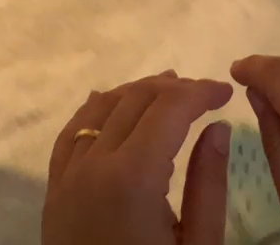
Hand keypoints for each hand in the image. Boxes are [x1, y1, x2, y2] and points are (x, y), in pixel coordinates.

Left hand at [42, 70, 233, 244]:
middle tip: (204, 94)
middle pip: (136, 99)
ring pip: (101, 107)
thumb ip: (208, 183)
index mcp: (132, 177)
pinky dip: (95, 110)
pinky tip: (110, 101)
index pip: (169, 108)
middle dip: (174, 88)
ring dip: (137, 92)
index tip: (226, 92)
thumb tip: (217, 126)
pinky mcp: (52, 192)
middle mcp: (93, 165)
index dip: (200, 92)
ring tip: (168, 91)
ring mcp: (67, 177)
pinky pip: (71, 133)